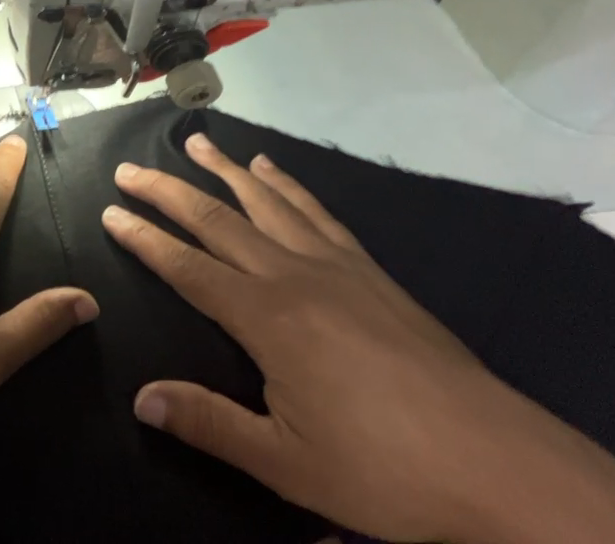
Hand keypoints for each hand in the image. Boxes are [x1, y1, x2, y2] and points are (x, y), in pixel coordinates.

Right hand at [101, 133, 614, 543]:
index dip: (143, 238)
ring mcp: (338, 269)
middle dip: (168, 192)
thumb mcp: (287, 464)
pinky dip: (290, 187)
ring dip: (227, 171)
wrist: (505, 467)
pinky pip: (319, 215)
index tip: (109, 212)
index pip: (187, 268)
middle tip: (130, 168)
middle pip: (217, 221)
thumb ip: (210, 423)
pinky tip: (274, 172)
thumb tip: (141, 399)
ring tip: (199, 142)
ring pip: (268, 204)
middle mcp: (295, 278)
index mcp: (267, 320)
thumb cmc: (386, 471)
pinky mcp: (373, 274)